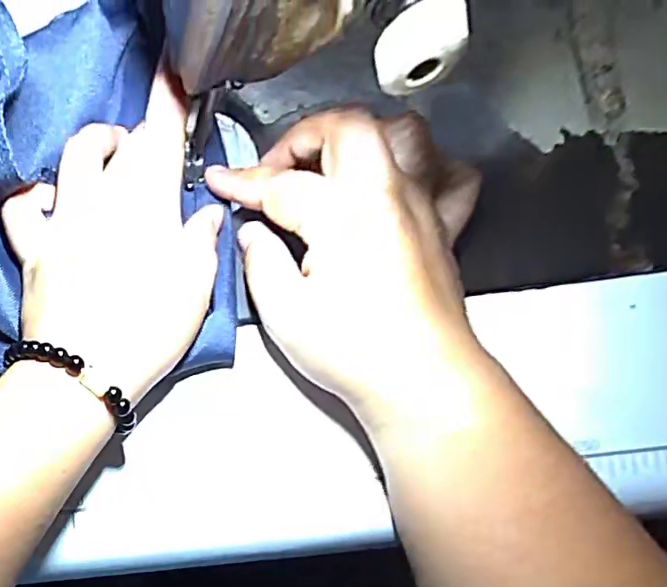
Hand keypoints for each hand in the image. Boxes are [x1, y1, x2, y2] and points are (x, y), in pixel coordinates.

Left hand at [1, 71, 226, 403]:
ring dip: (91, 145)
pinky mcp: (32, 249)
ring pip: (71, 157)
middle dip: (137, 134)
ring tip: (102, 155)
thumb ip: (201, 244)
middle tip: (147, 149)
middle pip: (120, 144)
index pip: (162, 136)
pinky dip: (32, 194)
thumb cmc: (147, 335)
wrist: (84, 371)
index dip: (168, 103)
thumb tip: (206, 216)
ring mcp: (63, 222)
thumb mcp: (195, 291)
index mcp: (150, 205)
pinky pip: (21, 206)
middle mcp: (103, 200)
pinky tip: (46, 198)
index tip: (172, 82)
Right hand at [204, 109, 483, 423]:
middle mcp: (387, 193)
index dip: (244, 182)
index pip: (282, 183)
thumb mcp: (285, 313)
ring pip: (399, 134)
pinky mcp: (441, 228)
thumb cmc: (357, 352)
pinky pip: (444, 173)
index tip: (222, 183)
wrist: (419, 379)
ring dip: (356, 138)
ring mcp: (420, 206)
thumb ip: (260, 262)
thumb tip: (251, 236)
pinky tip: (395, 184)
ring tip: (327, 165)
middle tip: (273, 171)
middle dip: (300, 138)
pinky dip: (419, 166)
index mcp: (344, 212)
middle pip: (345, 128)